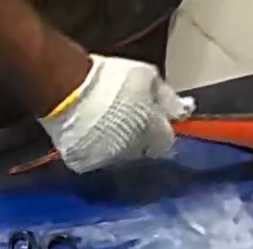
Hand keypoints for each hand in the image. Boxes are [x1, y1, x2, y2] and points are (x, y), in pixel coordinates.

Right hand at [39, 55, 192, 173]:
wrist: (68, 93)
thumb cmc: (112, 80)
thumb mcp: (149, 79)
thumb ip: (167, 100)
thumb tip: (184, 113)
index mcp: (148, 131)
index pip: (164, 144)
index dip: (161, 134)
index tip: (155, 125)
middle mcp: (127, 152)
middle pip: (138, 154)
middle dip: (138, 141)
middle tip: (127, 122)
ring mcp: (101, 161)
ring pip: (115, 159)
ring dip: (115, 148)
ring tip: (105, 128)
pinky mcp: (80, 165)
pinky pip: (92, 161)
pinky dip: (93, 153)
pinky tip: (89, 137)